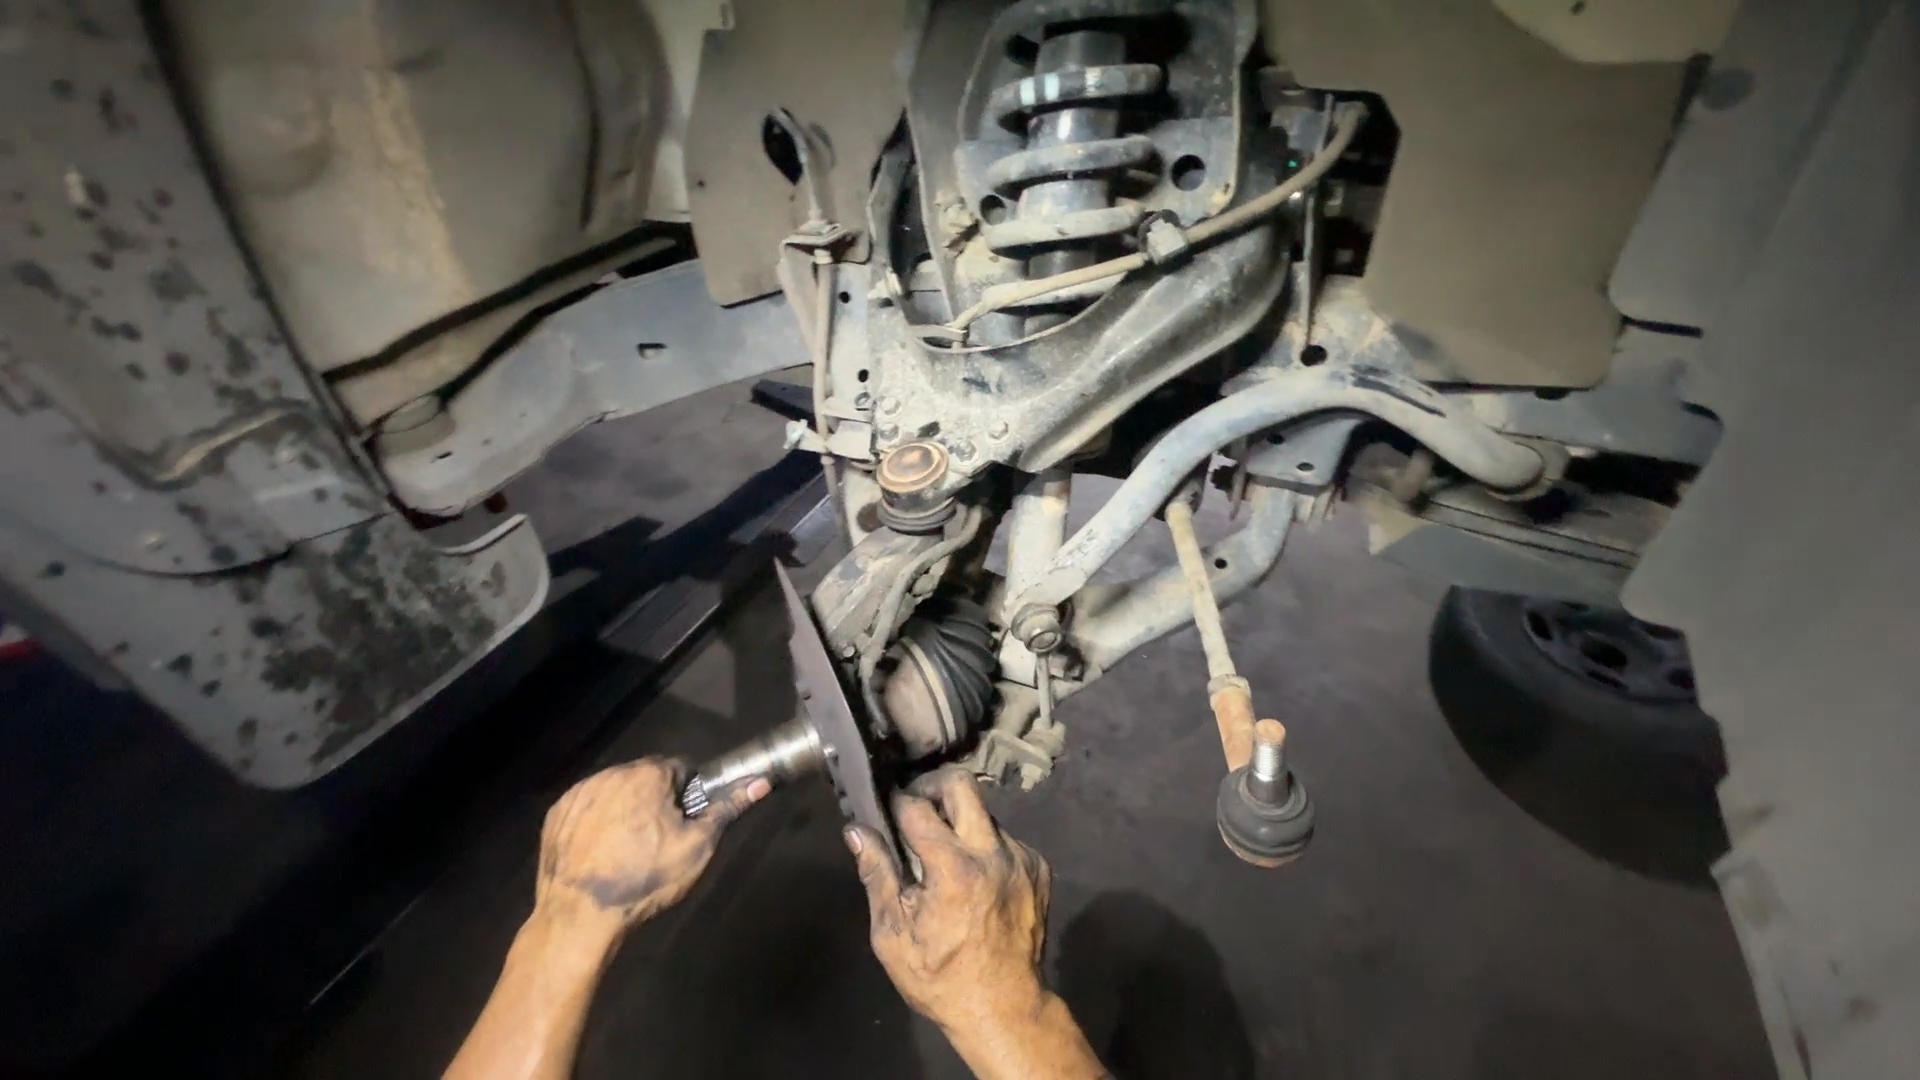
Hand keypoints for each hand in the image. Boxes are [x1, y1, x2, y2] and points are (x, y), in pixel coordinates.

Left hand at [536, 758, 767, 931]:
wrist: (579, 917)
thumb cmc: (646, 879)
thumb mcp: (697, 847)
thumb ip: (728, 809)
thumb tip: (761, 781)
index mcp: (649, 774)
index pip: (681, 768)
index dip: (688, 794)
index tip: (685, 821)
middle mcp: (612, 773)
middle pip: (646, 777)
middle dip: (656, 798)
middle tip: (659, 838)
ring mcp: (580, 792)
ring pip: (616, 790)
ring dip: (626, 806)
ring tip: (627, 847)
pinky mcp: (556, 814)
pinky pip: (587, 806)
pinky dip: (596, 820)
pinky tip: (600, 850)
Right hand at [844, 768, 1052, 1031]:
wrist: (1005, 1008)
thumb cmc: (939, 977)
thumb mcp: (893, 935)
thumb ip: (876, 874)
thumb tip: (855, 831)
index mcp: (952, 867)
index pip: (916, 807)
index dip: (896, 802)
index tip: (886, 806)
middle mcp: (992, 851)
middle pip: (961, 783)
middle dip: (932, 786)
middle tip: (916, 805)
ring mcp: (1020, 856)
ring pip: (984, 811)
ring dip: (960, 820)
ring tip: (944, 851)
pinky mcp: (1038, 866)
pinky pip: (1004, 837)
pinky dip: (983, 845)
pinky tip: (973, 875)